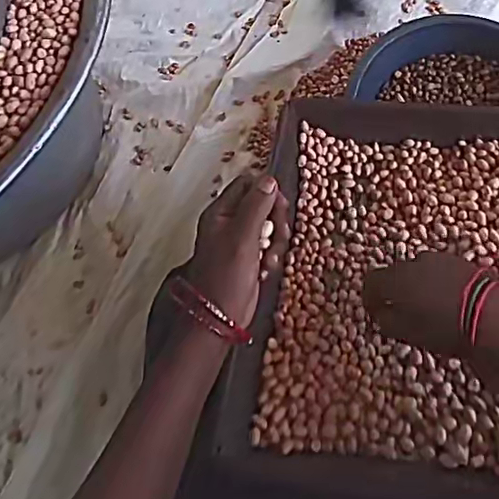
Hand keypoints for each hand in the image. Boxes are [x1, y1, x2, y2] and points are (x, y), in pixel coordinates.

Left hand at [185, 173, 287, 329]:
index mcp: (220, 212)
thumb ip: (256, 206)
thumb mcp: (242, 237)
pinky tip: (267, 269)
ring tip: (269, 258)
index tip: (279, 207)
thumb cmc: (225, 278)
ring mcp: (239, 241)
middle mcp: (228, 223)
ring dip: (275, 241)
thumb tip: (269, 180)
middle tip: (278, 234)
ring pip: (268, 226)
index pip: (247, 185)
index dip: (266, 191)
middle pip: (261, 204)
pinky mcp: (249, 259)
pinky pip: (268, 246)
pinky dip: (272, 256)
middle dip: (275, 220)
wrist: (219, 319)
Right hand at [363, 252, 487, 355]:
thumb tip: (381, 315)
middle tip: (402, 312)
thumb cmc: (445, 328)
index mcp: (395, 280)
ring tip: (429, 307)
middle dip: (395, 291)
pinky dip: (437, 282)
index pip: (371, 281)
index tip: (375, 312)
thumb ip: (387, 322)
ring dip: (417, 285)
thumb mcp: (410, 334)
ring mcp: (437, 259)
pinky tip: (448, 300)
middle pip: (394, 274)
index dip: (370, 298)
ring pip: (418, 270)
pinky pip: (439, 270)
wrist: (492, 315)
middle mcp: (412, 262)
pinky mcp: (458, 261)